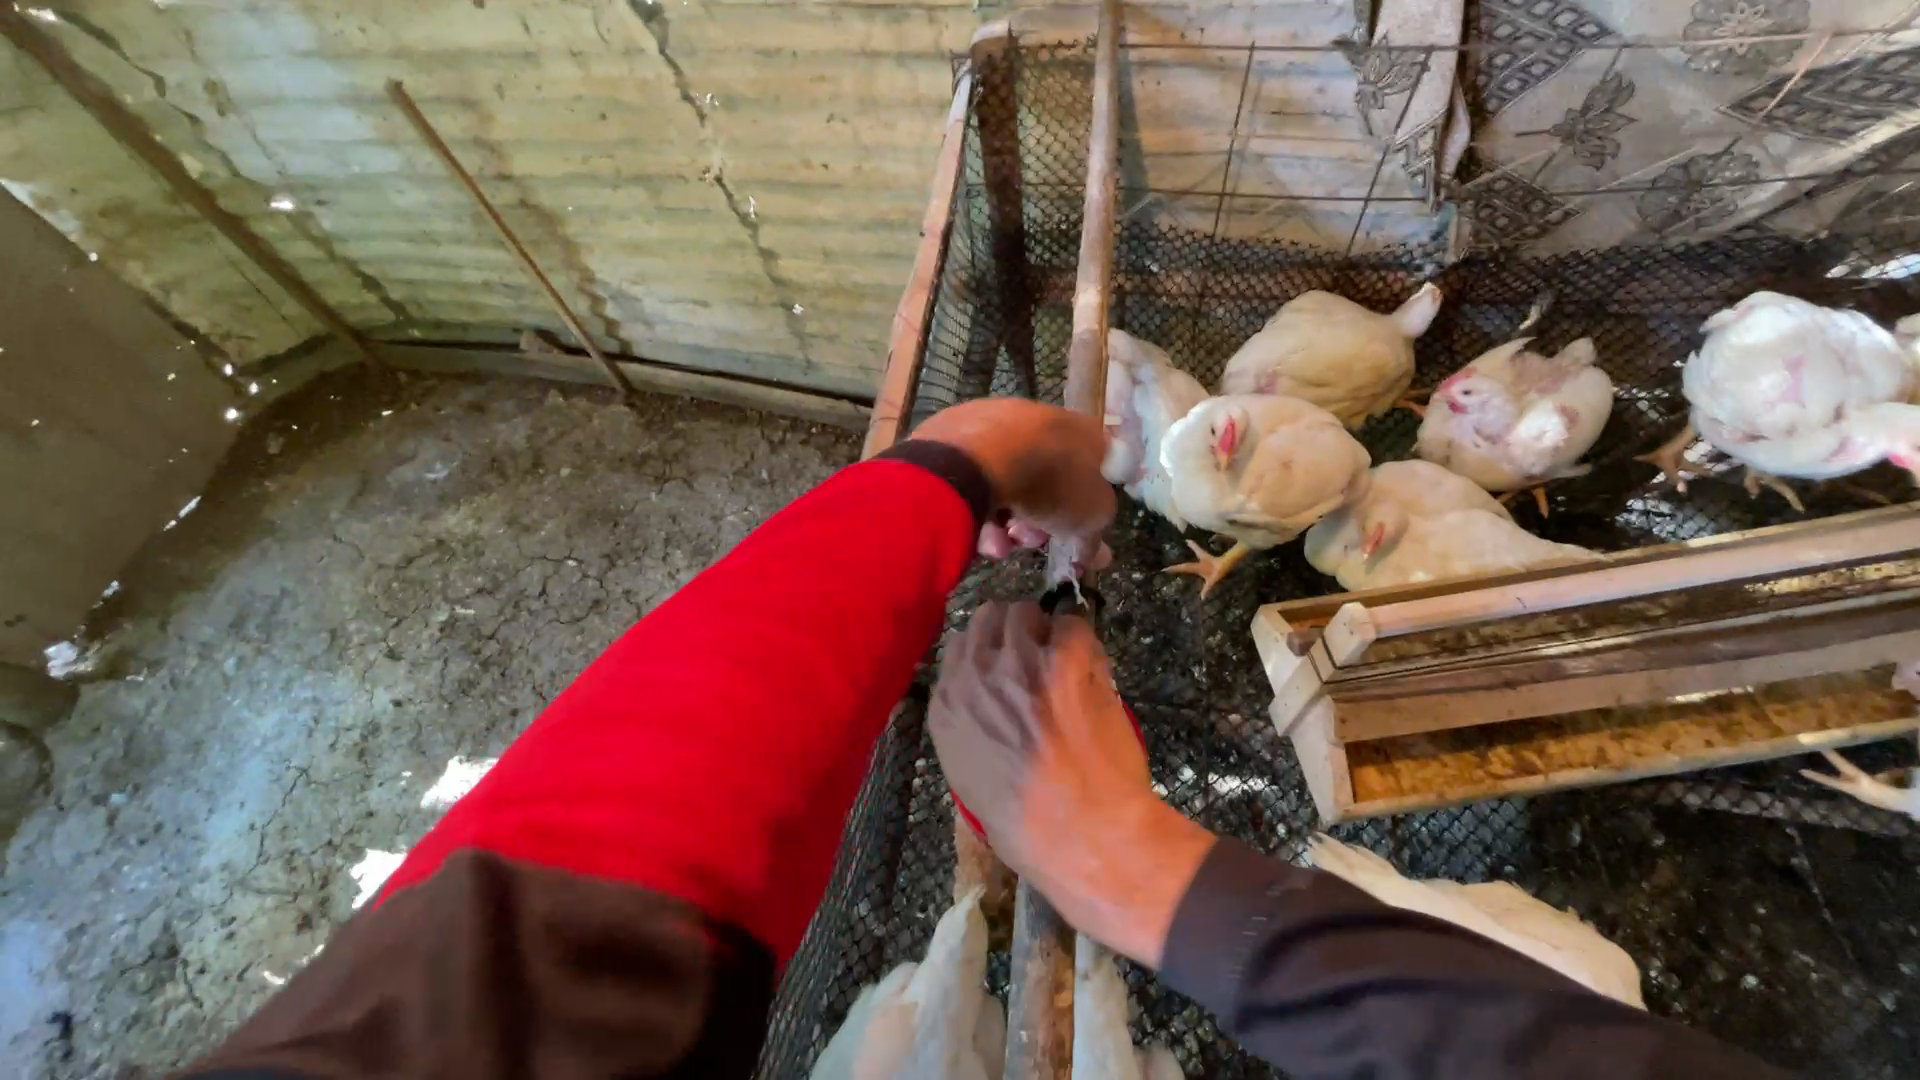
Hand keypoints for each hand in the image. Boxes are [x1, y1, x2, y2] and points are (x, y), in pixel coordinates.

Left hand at [908, 400, 1114, 565]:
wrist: (982, 457)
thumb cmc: (1051, 480)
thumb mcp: (1093, 513)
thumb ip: (1095, 531)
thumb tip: (1092, 552)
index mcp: (1078, 428)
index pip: (1091, 467)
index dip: (1083, 505)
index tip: (1070, 533)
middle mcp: (1036, 418)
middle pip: (1043, 480)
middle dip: (1037, 520)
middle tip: (1028, 540)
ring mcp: (991, 423)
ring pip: (1004, 482)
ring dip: (1004, 521)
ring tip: (996, 545)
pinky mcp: (952, 434)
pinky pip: (971, 477)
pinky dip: (975, 505)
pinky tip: (973, 530)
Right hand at [929, 601, 1211, 965]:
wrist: (1083, 835)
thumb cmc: (1029, 828)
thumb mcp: (971, 780)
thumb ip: (972, 729)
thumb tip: (991, 707)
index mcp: (947, 708)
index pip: (957, 649)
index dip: (987, 653)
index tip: (1006, 666)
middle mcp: (974, 675)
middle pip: (986, 619)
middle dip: (1012, 631)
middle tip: (1037, 654)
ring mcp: (1019, 662)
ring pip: (1024, 611)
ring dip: (1044, 631)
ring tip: (1065, 659)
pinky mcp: (1064, 659)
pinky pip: (1072, 624)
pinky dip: (1083, 642)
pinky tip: (1091, 669)